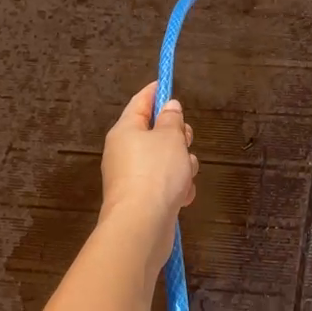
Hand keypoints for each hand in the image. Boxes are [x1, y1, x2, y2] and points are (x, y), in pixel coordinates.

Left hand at [99, 82, 198, 259]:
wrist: (141, 227)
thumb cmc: (156, 172)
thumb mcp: (170, 137)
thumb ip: (172, 119)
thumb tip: (169, 107)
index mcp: (125, 131)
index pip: (140, 101)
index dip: (156, 92)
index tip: (169, 84)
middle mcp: (126, 152)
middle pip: (156, 131)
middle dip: (177, 135)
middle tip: (185, 140)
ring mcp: (134, 178)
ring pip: (165, 159)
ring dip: (182, 164)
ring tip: (186, 173)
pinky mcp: (144, 200)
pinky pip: (165, 184)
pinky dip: (177, 187)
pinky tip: (183, 196)